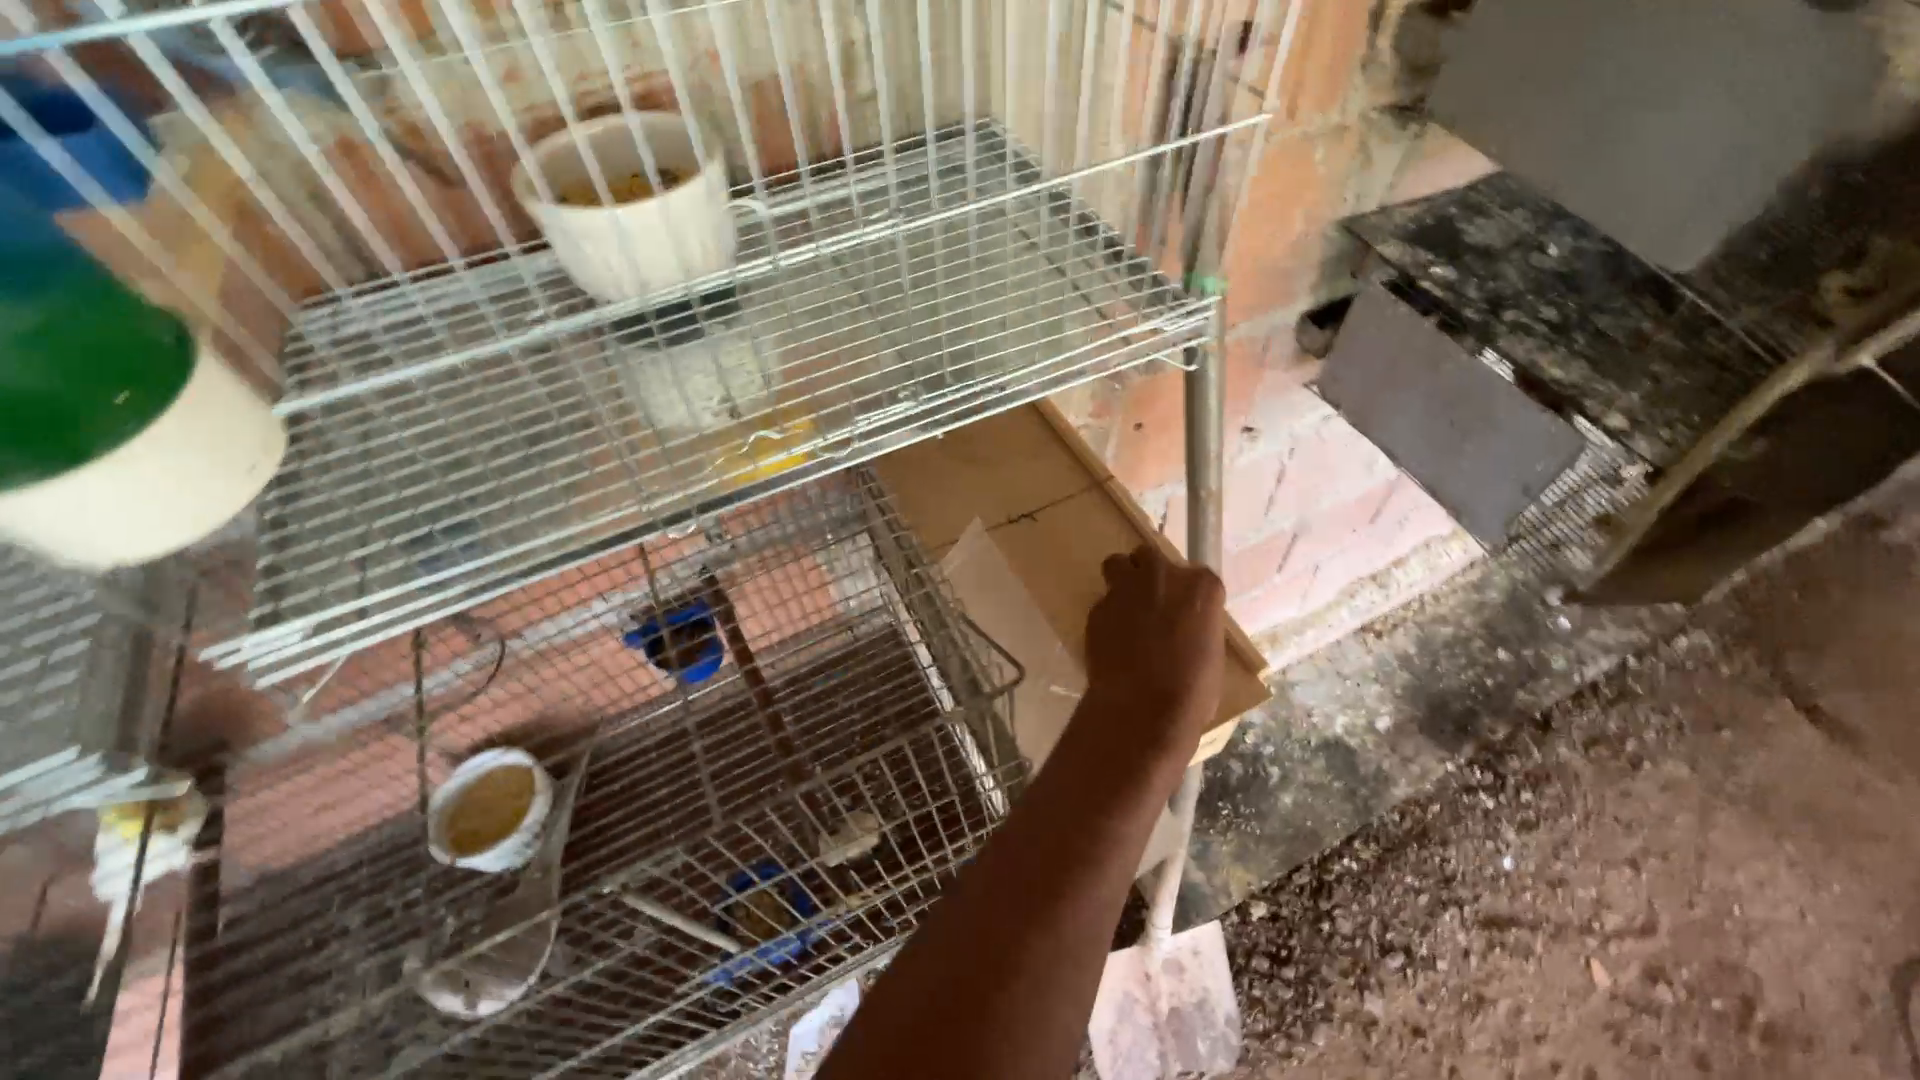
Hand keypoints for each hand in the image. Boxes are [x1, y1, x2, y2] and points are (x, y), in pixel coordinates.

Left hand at [1083, 544, 1225, 756]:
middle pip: (1150, 556)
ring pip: (1117, 564)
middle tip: (1149, 602)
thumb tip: (1185, 630)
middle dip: (1148, 573)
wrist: (1144, 706)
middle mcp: (1162, 576)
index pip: (1195, 574)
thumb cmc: (1192, 689)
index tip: (1182, 609)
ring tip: (1124, 609)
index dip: (1185, 592)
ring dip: (1120, 579)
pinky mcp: (1098, 608)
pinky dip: (1106, 616)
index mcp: (1201, 587)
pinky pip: (1102, 603)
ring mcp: (1126, 588)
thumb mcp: (1210, 653)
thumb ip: (1196, 626)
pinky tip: (1110, 640)